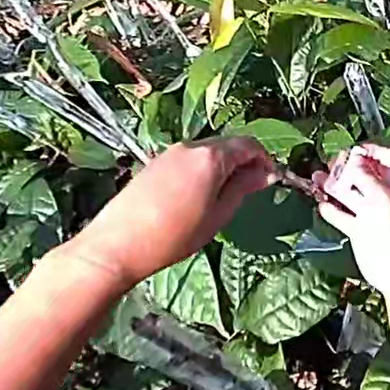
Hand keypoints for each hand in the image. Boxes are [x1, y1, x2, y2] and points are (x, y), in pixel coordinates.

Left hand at [61, 137, 273, 287]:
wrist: (117, 244)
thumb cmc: (173, 236)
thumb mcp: (217, 216)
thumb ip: (243, 189)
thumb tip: (266, 173)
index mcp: (210, 156)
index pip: (248, 144)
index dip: (264, 158)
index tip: (272, 178)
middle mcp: (190, 146)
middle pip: (227, 145)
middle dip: (244, 162)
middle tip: (252, 189)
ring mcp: (169, 153)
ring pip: (207, 152)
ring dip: (223, 166)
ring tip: (225, 197)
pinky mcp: (154, 163)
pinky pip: (188, 160)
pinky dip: (203, 170)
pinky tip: (199, 196)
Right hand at [315, 144, 389, 299]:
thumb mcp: (381, 195)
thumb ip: (364, 176)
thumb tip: (352, 159)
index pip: (384, 158)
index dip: (370, 150)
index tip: (352, 150)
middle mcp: (382, 195)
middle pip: (362, 174)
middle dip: (345, 167)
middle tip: (331, 165)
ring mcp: (369, 213)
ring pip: (348, 194)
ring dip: (332, 186)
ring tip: (316, 179)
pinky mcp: (358, 230)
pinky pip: (342, 216)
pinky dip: (331, 210)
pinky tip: (321, 205)